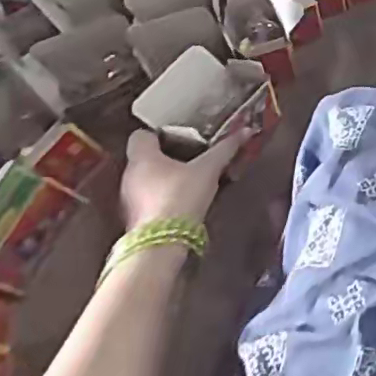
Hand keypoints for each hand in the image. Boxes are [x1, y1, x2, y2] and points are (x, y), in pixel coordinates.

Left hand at [120, 128, 251, 229]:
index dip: (158, 133)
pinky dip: (160, 196)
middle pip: (144, 158)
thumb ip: (225, 149)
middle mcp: (128, 176)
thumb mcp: (208, 169)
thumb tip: (247, 130)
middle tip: (190, 156)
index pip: (140, 135)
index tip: (180, 136)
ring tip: (188, 179)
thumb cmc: (181, 196)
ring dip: (162, 178)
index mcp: (142, 157)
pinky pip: (146, 198)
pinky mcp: (132, 220)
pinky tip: (180, 201)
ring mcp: (127, 200)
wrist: (160, 246)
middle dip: (165, 156)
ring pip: (145, 180)